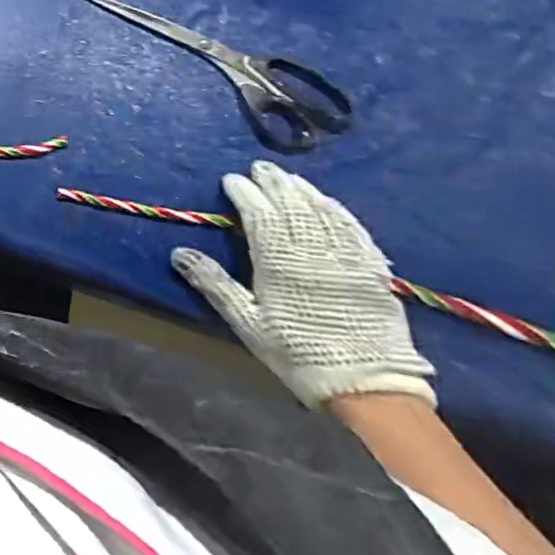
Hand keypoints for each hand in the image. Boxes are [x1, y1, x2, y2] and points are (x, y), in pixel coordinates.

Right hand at [172, 161, 435, 407]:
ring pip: (327, 218)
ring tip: (292, 178)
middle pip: (295, 211)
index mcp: (281, 266)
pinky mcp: (374, 275)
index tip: (232, 179)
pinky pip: (357, 235)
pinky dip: (342, 215)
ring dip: (308, 194)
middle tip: (262, 167)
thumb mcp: (246, 321)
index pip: (261, 219)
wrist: (368, 386)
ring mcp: (350, 264)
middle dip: (277, 186)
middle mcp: (316, 257)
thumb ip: (214, 284)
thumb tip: (180, 252)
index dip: (246, 196)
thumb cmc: (296, 352)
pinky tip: (332, 205)